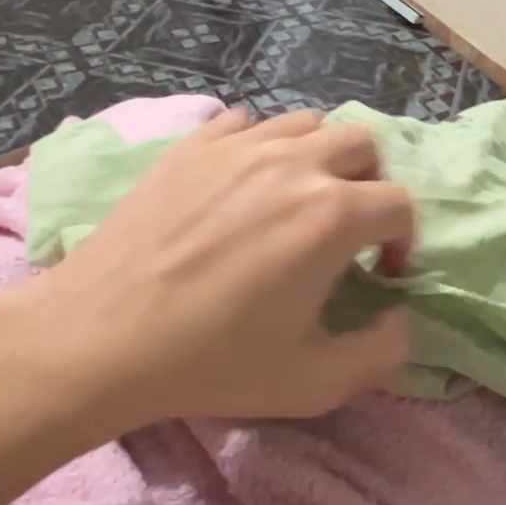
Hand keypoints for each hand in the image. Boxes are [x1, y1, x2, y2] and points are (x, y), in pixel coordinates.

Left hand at [0, 109, 414, 426]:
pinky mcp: (190, 145)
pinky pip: (243, 123)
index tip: (381, 273)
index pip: (399, 203)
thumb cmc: (211, 361)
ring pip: (304, 122)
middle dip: (370, 184)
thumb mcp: (314, 382)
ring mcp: (237, 146)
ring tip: (298, 198)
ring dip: (319, 156)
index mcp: (332, 215)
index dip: (402, 240)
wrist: (103, 335)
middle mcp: (293, 164)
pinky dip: (259, 145)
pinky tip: (241, 183)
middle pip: (361, 144)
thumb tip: (401, 317)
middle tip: (346, 228)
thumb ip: (382, 352)